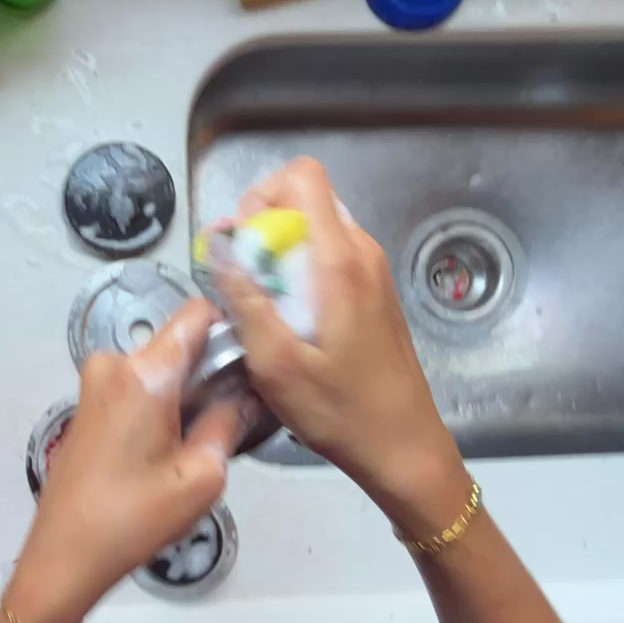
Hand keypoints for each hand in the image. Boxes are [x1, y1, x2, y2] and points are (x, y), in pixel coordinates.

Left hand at [6, 299, 247, 622]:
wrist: (63, 556)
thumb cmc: (132, 519)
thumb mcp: (202, 476)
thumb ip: (228, 422)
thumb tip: (244, 396)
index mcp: (144, 373)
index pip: (196, 315)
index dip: (229, 329)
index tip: (249, 363)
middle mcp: (113, 365)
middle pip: (177, 344)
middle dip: (208, 371)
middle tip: (231, 417)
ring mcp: (94, 385)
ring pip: (157, 370)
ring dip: (183, 393)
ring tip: (197, 443)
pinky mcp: (87, 407)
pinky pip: (136, 388)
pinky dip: (159, 405)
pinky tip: (166, 449)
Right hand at [216, 157, 469, 525]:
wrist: (402, 445)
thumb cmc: (339, 410)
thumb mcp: (276, 363)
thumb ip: (245, 299)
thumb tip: (220, 246)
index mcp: (339, 260)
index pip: (302, 178)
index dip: (261, 198)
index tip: (243, 248)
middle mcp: (361, 252)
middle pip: (305, 200)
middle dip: (264, 228)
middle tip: (245, 282)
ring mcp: (372, 270)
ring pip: (316, 229)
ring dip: (281, 253)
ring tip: (264, 305)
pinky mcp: (374, 291)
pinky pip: (329, 256)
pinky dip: (301, 272)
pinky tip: (292, 320)